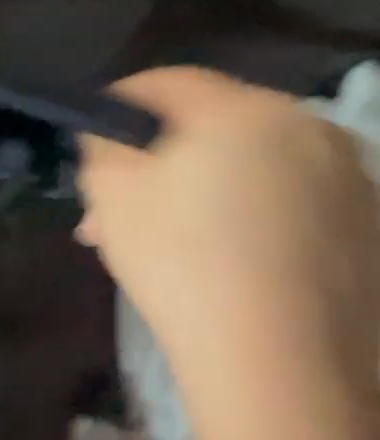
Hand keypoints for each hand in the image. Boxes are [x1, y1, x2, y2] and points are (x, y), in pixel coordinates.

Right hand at [76, 67, 379, 384]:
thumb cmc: (179, 254)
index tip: (89, 134)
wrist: (282, 359)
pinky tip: (213, 257)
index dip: (118, 101)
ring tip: (158, 236)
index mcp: (248, 109)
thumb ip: (104, 140)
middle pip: (216, 125)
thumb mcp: (106, 184)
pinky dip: (247, 215)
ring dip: (200, 188)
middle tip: (116, 197)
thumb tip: (117, 134)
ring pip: (252, 166)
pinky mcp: (373, 232)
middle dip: (160, 154)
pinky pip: (290, 202)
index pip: (167, 80)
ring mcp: (356, 183)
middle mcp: (314, 131)